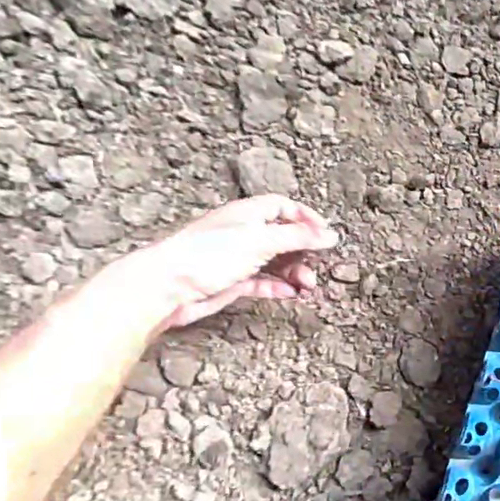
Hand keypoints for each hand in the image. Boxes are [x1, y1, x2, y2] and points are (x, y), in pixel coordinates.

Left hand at [96, 195, 339, 335]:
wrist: (169, 287)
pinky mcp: (233, 281)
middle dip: (304, 251)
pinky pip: (263, 282)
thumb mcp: (261, 240)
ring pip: (276, 262)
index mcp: (248, 214)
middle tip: (318, 264)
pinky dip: (278, 287)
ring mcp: (238, 258)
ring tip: (306, 286)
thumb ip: (298, 238)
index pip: (283, 207)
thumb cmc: (206, 255)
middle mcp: (244, 233)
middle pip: (284, 237)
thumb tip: (330, 235)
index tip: (324, 234)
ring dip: (295, 272)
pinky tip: (290, 293)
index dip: (305, 218)